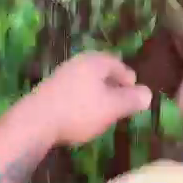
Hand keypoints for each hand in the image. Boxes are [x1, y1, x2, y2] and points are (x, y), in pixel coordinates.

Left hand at [9, 52, 152, 147]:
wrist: (35, 121)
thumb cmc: (79, 111)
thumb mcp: (111, 107)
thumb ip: (131, 100)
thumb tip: (148, 93)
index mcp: (95, 62)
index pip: (119, 65)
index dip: (129, 79)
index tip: (135, 93)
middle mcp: (78, 62)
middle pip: (101, 71)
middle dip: (113, 84)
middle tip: (122, 100)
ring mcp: (62, 74)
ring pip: (87, 81)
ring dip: (97, 93)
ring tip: (104, 109)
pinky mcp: (50, 89)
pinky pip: (74, 90)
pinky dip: (83, 99)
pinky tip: (82, 114)